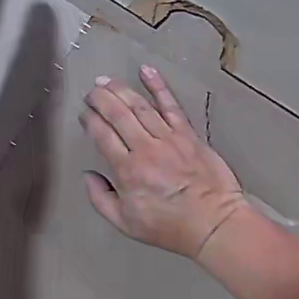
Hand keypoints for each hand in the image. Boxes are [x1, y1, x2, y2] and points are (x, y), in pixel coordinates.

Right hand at [80, 65, 247, 257]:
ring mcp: (168, 138)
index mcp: (128, 170)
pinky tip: (146, 71)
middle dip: (100, 98)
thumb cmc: (170, 227)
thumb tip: (89, 176)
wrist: (215, 224)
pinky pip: (170, 105)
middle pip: (117, 114)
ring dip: (121, 90)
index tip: (84, 114)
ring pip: (139, 106)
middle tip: (91, 92)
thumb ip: (100, 198)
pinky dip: (158, 86)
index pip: (102, 135)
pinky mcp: (188, 134)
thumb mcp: (126, 223)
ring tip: (106, 81)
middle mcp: (145, 149)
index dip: (90, 120)